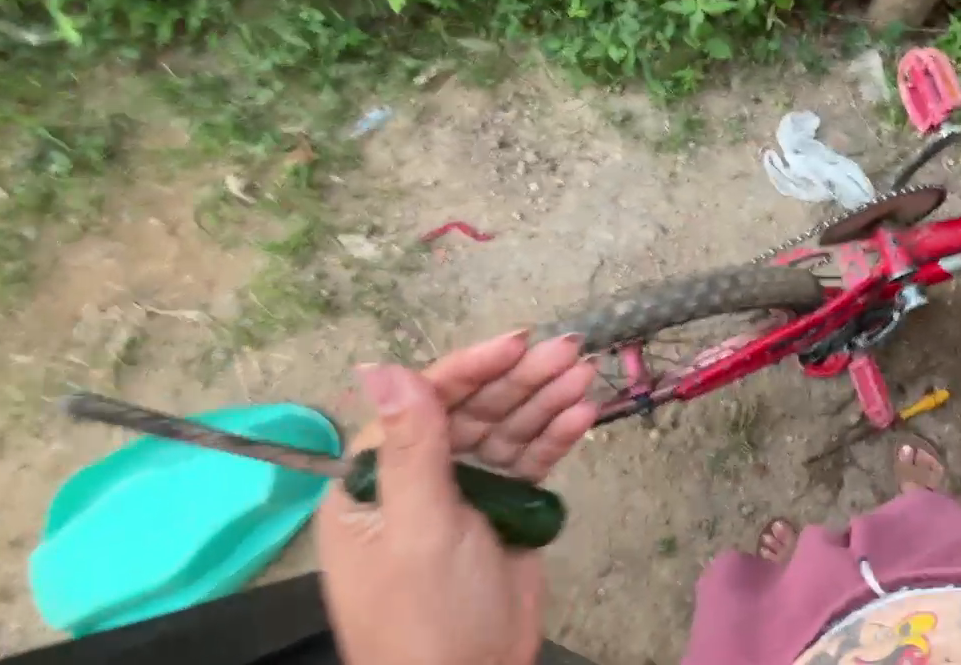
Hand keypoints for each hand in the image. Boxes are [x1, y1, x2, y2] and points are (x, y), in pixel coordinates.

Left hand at [316, 330, 597, 664]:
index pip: (423, 405)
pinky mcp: (505, 505)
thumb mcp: (418, 530)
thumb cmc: (426, 616)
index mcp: (374, 483)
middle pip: (474, 411)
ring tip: (586, 375)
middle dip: (521, 381)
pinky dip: (556, 437)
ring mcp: (465, 491)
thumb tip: (381, 367)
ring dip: (547, 401)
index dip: (470, 369)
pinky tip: (583, 416)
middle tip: (570, 351)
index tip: (517, 344)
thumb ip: (411, 447)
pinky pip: (530, 459)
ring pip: (508, 430)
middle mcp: (418, 478)